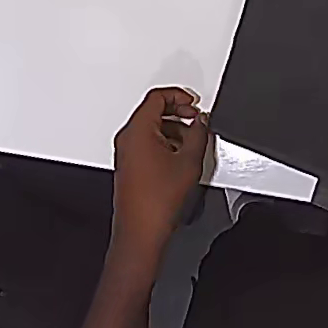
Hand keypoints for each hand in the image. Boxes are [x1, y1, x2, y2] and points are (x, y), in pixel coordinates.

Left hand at [110, 87, 209, 251]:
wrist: (142, 232)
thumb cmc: (157, 201)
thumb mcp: (189, 160)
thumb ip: (199, 133)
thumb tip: (201, 122)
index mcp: (138, 131)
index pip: (157, 97)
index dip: (178, 95)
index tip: (193, 102)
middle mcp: (128, 138)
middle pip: (153, 109)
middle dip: (177, 110)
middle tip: (195, 116)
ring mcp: (126, 152)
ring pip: (151, 126)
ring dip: (173, 126)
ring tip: (192, 138)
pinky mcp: (130, 164)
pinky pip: (147, 141)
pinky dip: (165, 139)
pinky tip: (181, 153)